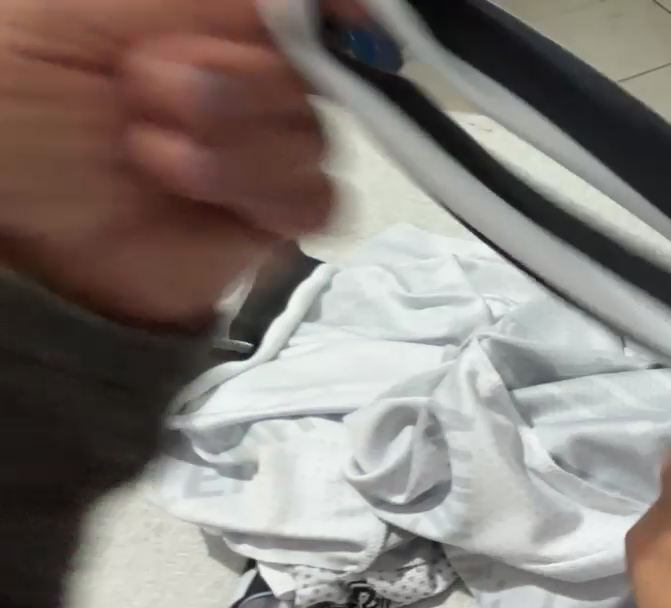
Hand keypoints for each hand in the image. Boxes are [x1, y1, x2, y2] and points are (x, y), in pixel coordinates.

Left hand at [0, 0, 331, 326]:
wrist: (25, 235)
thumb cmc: (14, 112)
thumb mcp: (73, 13)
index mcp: (185, 23)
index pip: (291, 13)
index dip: (328, 16)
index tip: (350, 20)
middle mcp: (234, 82)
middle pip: (311, 80)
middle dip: (241, 92)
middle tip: (155, 96)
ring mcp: (265, 149)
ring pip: (320, 143)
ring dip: (242, 155)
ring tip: (162, 161)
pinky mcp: (284, 212)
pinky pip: (327, 201)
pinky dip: (272, 201)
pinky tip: (207, 197)